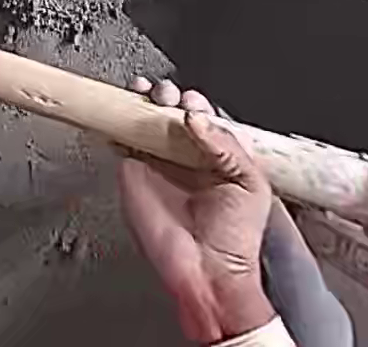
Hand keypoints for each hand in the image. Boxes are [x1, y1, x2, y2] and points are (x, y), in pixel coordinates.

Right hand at [117, 78, 276, 342]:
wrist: (206, 273)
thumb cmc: (235, 238)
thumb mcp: (250, 184)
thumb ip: (226, 145)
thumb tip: (194, 116)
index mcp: (215, 151)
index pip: (202, 112)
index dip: (195, 102)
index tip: (192, 103)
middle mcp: (185, 151)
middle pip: (170, 107)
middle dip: (167, 93)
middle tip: (166, 97)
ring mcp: (158, 158)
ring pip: (145, 115)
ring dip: (143, 98)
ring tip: (144, 93)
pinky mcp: (134, 168)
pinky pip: (122, 137)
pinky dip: (118, 121)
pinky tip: (121, 110)